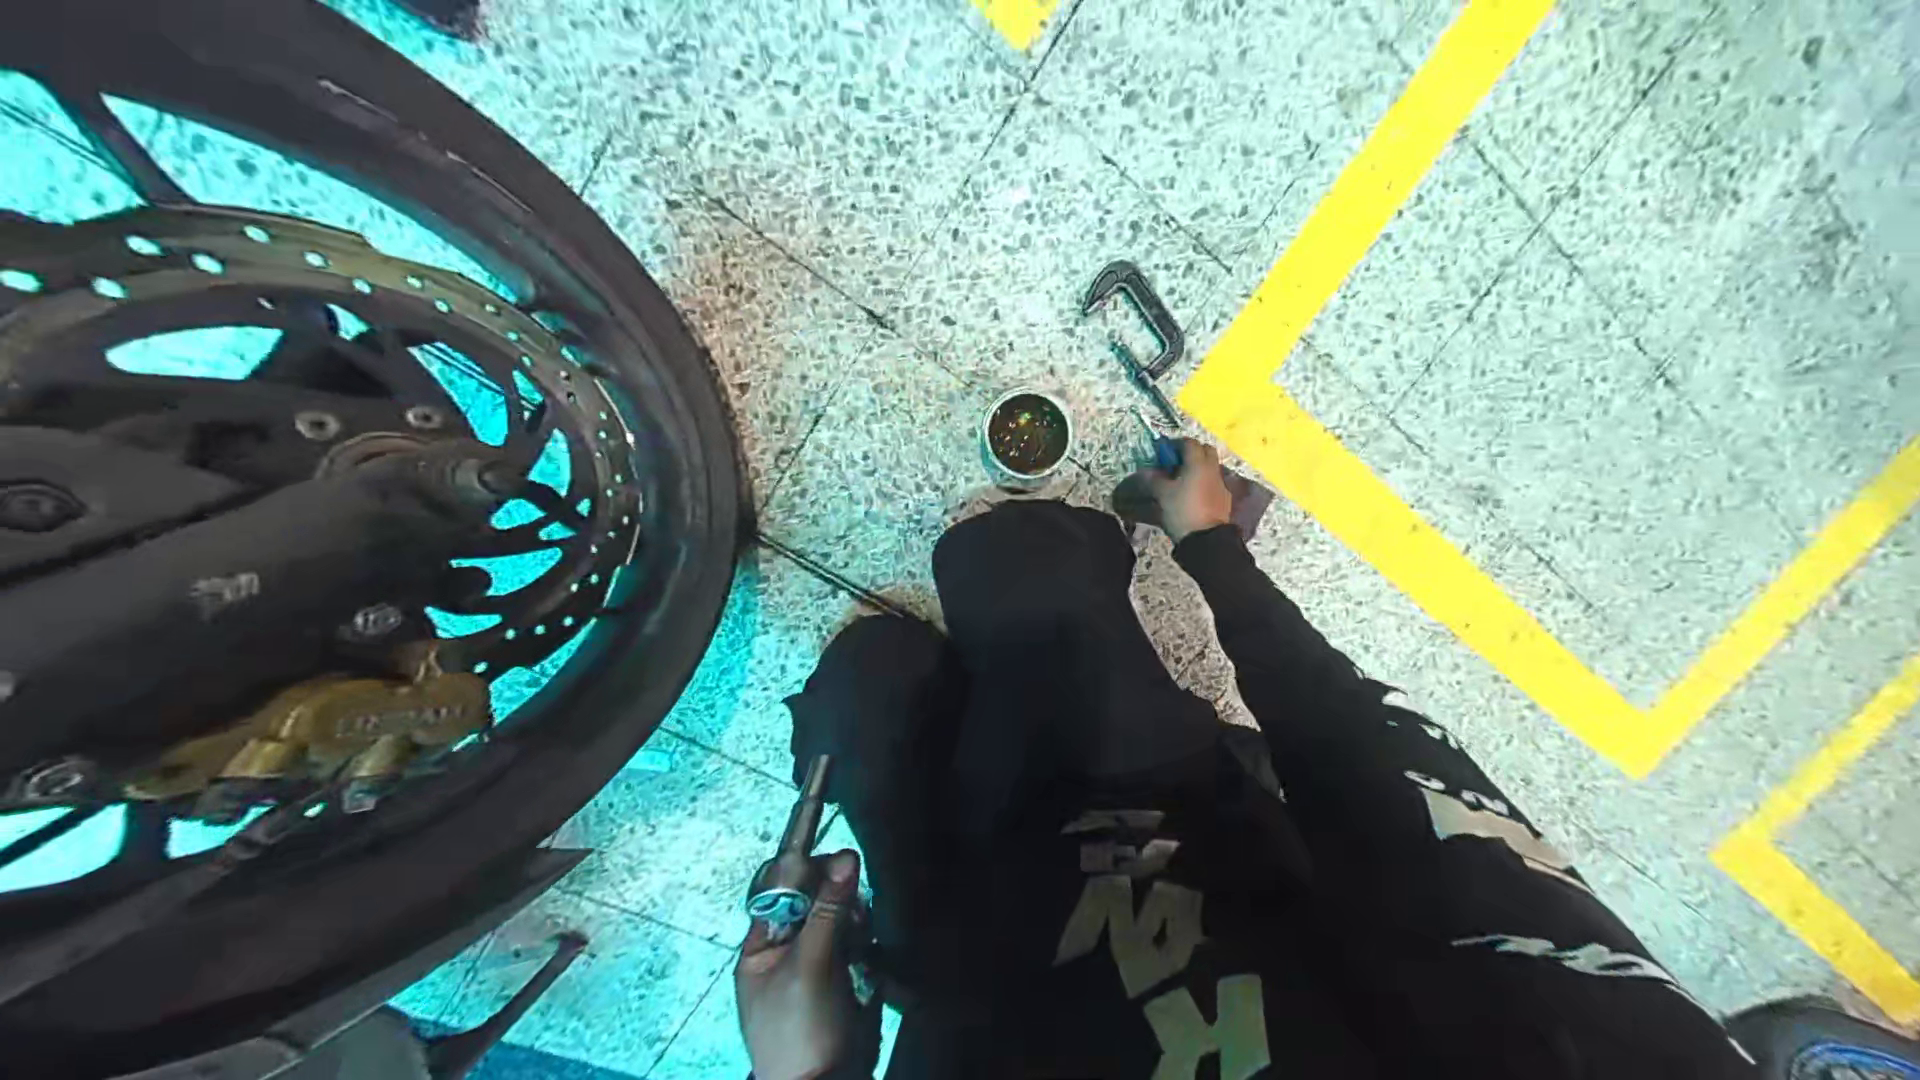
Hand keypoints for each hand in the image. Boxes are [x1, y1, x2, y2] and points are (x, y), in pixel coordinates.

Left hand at [736, 850, 863, 1079]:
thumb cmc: (803, 1027)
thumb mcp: (811, 965)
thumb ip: (828, 908)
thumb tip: (846, 853)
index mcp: (762, 946)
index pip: (780, 889)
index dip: (806, 870)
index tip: (837, 860)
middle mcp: (786, 947)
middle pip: (812, 896)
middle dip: (835, 894)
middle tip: (853, 904)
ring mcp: (815, 960)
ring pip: (836, 912)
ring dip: (852, 913)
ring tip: (862, 932)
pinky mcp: (842, 971)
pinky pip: (852, 935)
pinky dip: (862, 933)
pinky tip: (868, 945)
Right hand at [1145, 438, 1231, 541]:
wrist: (1206, 538)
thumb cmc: (1182, 510)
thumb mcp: (1162, 494)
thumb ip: (1154, 479)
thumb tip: (1146, 471)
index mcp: (1197, 463)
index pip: (1189, 443)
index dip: (1175, 444)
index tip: (1164, 452)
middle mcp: (1212, 468)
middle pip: (1205, 450)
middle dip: (1191, 452)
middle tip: (1176, 462)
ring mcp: (1220, 483)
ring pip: (1211, 466)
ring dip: (1198, 467)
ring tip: (1183, 479)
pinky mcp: (1224, 497)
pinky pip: (1213, 481)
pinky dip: (1204, 480)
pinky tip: (1194, 493)